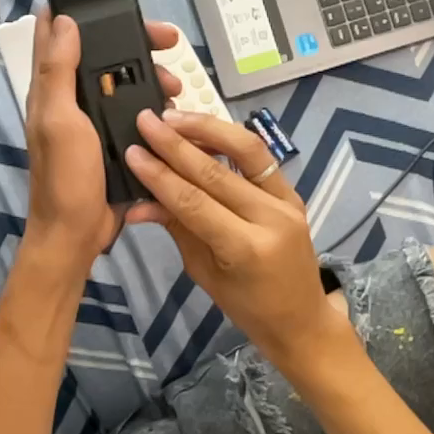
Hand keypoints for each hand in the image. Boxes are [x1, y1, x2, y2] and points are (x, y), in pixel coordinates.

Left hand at [20, 13, 182, 271]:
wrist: (77, 233)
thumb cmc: (64, 176)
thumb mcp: (58, 120)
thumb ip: (57, 71)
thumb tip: (62, 19)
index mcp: (51, 91)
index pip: (58, 35)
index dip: (81, 11)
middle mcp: (71, 101)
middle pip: (103, 56)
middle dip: (135, 44)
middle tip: (169, 41)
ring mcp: (94, 123)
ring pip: (125, 83)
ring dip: (151, 77)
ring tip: (176, 86)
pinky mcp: (116, 143)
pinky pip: (137, 113)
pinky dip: (155, 106)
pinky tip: (175, 110)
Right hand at [124, 110, 344, 373]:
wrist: (300, 318)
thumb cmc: (246, 307)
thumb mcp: (203, 273)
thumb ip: (177, 229)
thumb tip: (137, 204)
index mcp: (246, 249)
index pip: (194, 203)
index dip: (160, 176)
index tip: (133, 152)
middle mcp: (271, 219)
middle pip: (215, 172)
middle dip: (176, 144)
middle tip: (145, 120)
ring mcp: (288, 202)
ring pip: (246, 151)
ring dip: (208, 129)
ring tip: (175, 115)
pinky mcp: (293, 193)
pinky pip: (261, 158)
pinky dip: (231, 140)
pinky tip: (205, 130)